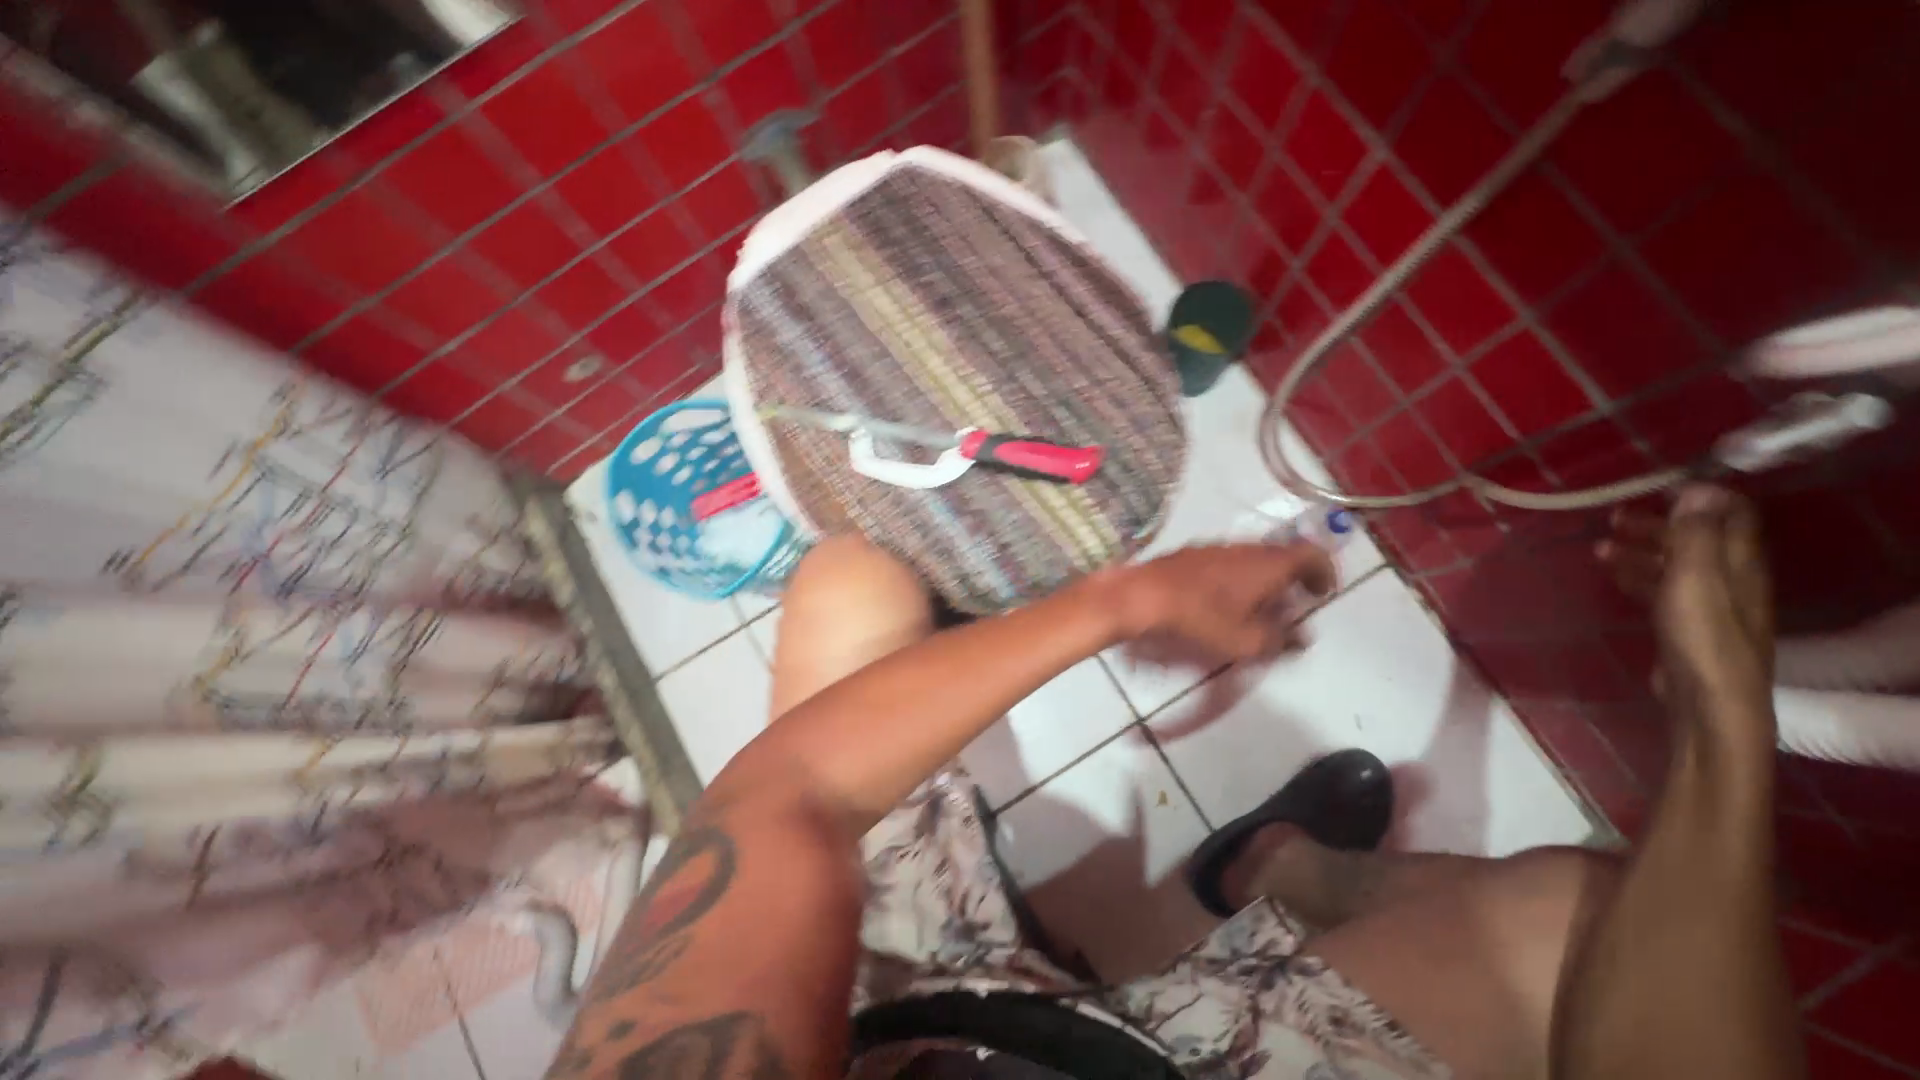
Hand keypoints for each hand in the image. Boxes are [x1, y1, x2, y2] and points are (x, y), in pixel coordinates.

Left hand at [1102, 542, 1337, 660]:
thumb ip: (1279, 639)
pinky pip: (1223, 564)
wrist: (1139, 596)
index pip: (1311, 554)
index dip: (1324, 572)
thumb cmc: (1198, 619)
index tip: (1322, 593)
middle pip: (1279, 557)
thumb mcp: (1245, 642)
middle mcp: (1244, 548)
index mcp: (1267, 563)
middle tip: (1288, 608)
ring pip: (1249, 560)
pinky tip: (1219, 603)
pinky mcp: (1188, 555)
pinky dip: (1233, 580)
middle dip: (1289, 582)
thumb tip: (1300, 637)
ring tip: (1253, 611)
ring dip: (1259, 581)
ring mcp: (1214, 548)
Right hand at [1598, 485, 1775, 741]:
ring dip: (1640, 549)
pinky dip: (1637, 575)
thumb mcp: (1695, 580)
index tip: (1658, 488)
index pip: (1733, 515)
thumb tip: (1698, 488)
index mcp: (1740, 564)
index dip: (1701, 497)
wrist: (1707, 705)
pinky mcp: (1686, 626)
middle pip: (1698, 539)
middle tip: (1613, 517)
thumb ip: (1695, 535)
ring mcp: (1709, 604)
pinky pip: (1661, 588)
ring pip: (1674, 564)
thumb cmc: (1702, 639)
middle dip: (1659, 523)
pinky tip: (1613, 577)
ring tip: (1599, 548)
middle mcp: (1731, 579)